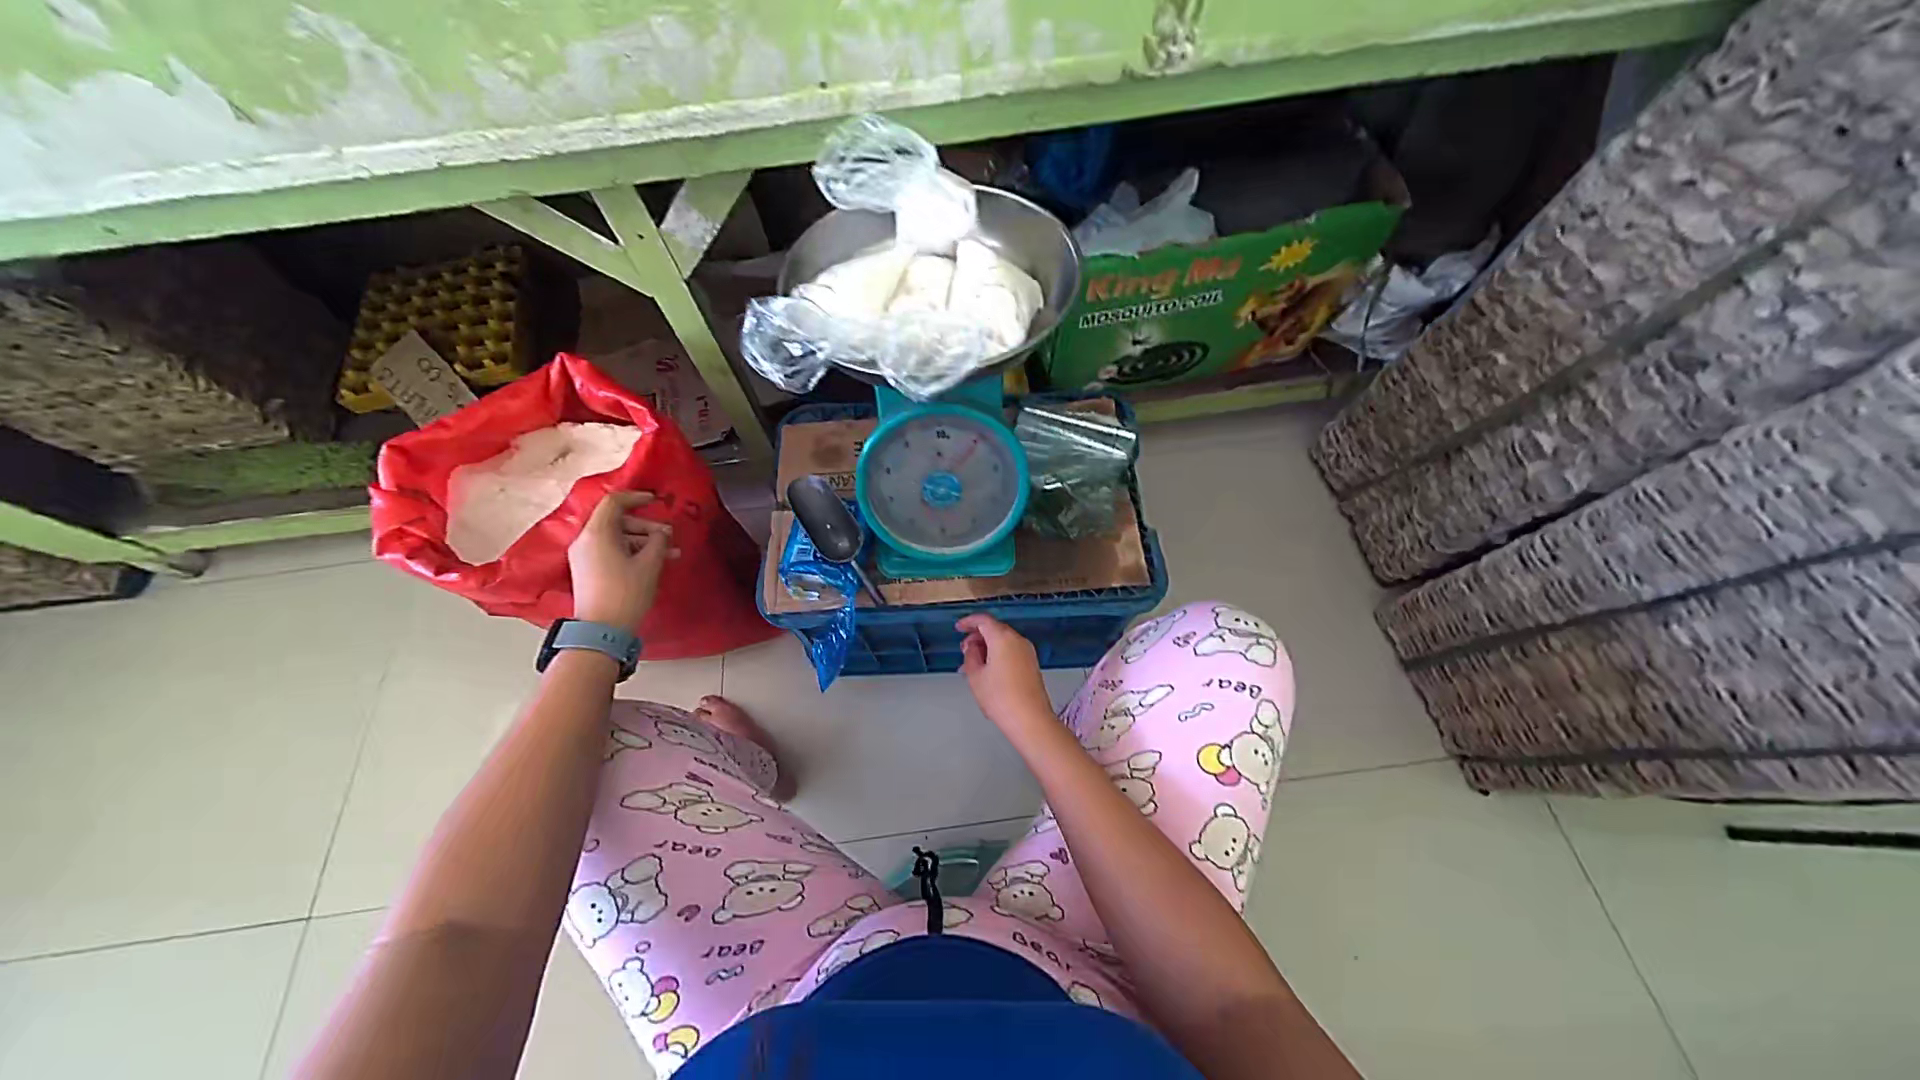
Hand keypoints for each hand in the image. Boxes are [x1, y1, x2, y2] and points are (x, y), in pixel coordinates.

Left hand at [568, 491, 678, 628]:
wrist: (602, 630)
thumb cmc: (626, 593)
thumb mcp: (649, 564)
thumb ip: (658, 541)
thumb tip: (663, 532)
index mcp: (597, 533)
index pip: (614, 502)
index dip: (636, 497)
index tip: (655, 500)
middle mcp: (585, 540)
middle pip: (617, 520)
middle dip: (646, 525)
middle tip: (668, 536)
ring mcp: (584, 556)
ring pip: (616, 537)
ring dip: (642, 540)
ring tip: (668, 552)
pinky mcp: (587, 569)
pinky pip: (610, 550)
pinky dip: (631, 551)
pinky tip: (653, 561)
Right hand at [957, 614, 1053, 730]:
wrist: (1030, 719)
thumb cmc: (1001, 698)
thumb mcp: (975, 675)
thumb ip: (970, 655)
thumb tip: (972, 647)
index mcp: (1002, 638)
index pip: (983, 620)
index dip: (968, 621)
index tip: (959, 627)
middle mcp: (1018, 640)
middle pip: (995, 628)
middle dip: (978, 635)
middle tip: (964, 648)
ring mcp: (1027, 652)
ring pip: (1004, 640)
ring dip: (988, 646)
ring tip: (974, 663)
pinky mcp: (1032, 664)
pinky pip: (1012, 651)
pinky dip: (999, 653)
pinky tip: (989, 669)